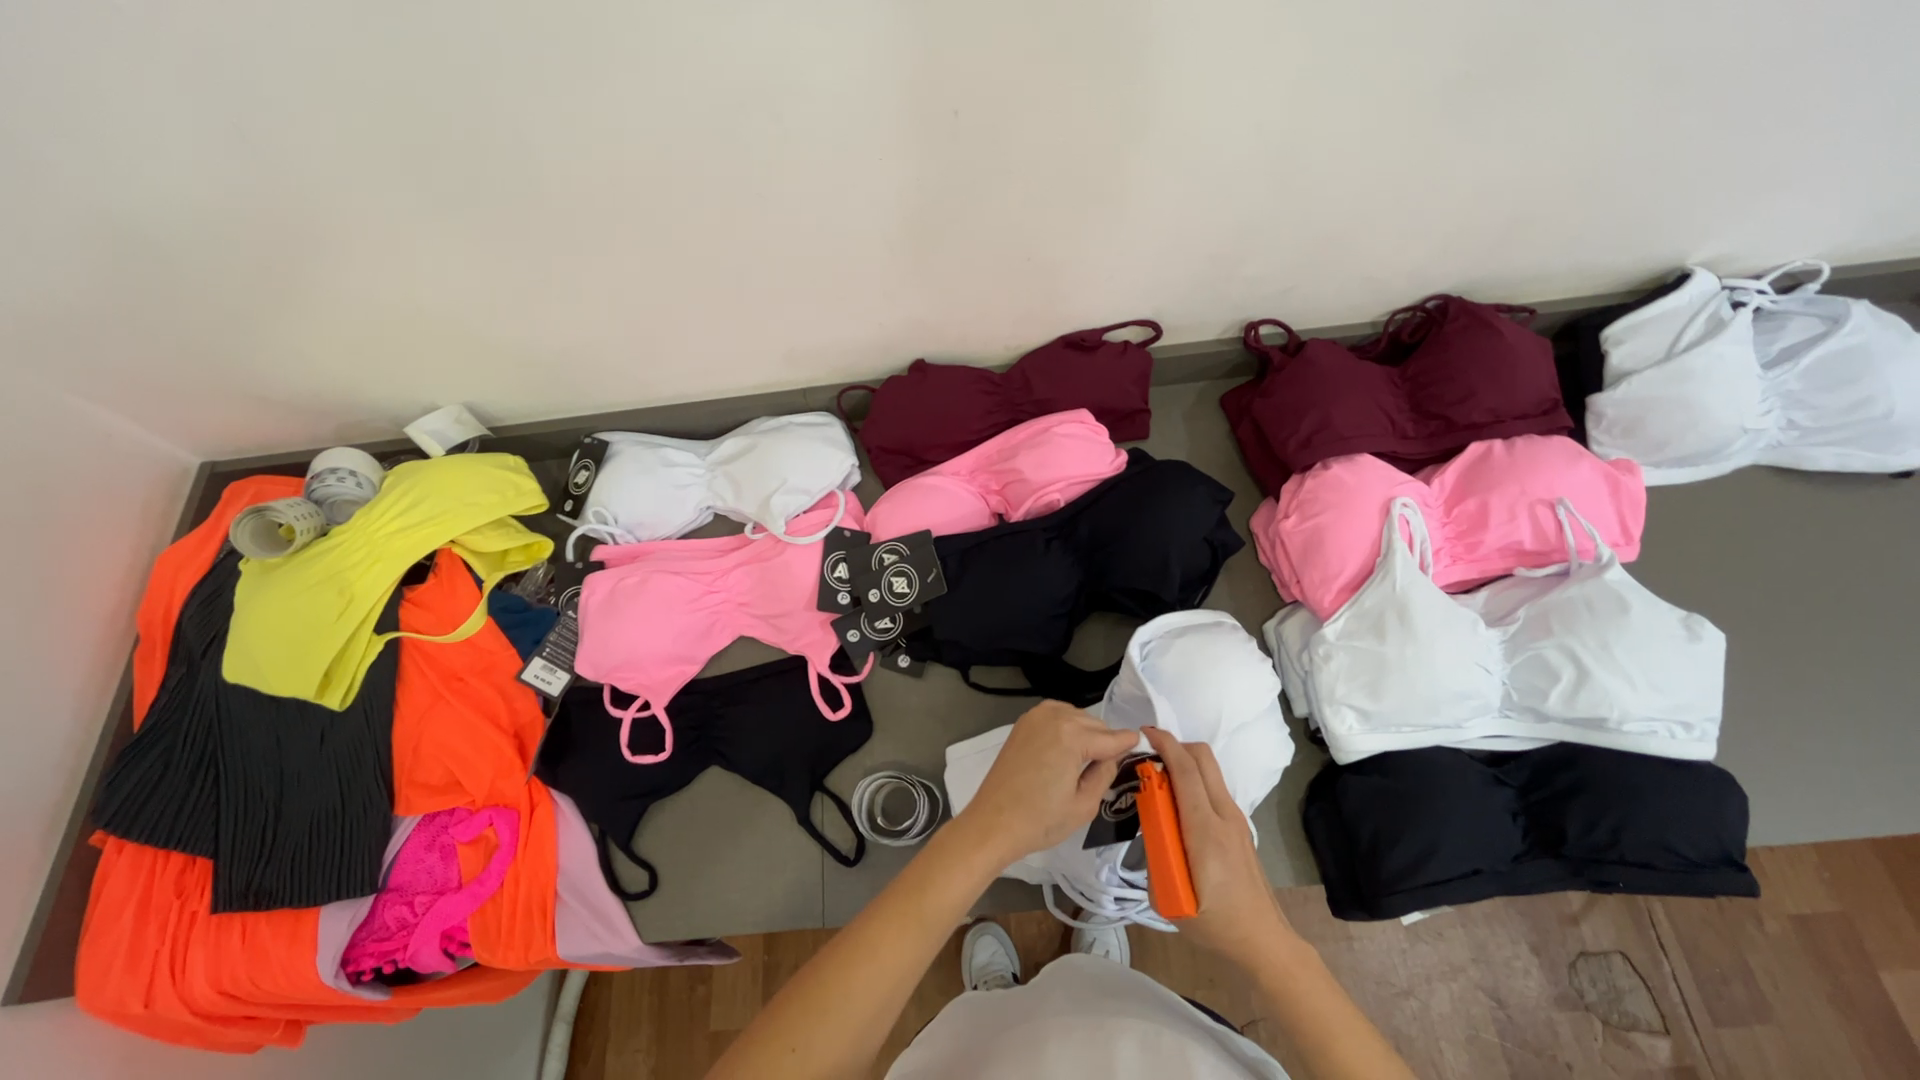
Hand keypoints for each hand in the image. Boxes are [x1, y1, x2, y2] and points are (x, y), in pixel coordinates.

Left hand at [953, 701, 1141, 866]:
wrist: (992, 823)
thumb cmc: (1040, 821)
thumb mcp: (1085, 804)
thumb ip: (1106, 772)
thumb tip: (1115, 753)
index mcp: (1072, 735)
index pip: (1113, 738)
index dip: (1129, 747)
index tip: (1142, 751)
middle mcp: (1054, 716)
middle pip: (1096, 725)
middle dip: (1105, 743)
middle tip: (1106, 770)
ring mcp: (1035, 716)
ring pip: (1077, 717)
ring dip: (1086, 734)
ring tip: (1084, 763)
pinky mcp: (1022, 723)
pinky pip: (1057, 717)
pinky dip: (1066, 729)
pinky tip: (1065, 752)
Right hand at [1142, 726, 1297, 960]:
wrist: (1263, 939)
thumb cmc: (1214, 924)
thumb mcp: (1170, 898)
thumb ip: (1155, 855)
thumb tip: (1148, 824)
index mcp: (1205, 831)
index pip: (1186, 772)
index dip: (1165, 746)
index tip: (1144, 734)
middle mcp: (1224, 816)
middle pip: (1203, 758)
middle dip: (1174, 745)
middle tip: (1147, 754)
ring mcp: (1236, 820)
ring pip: (1210, 771)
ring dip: (1184, 763)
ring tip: (1157, 779)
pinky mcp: (1239, 827)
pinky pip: (1213, 788)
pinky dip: (1193, 780)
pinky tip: (1176, 804)